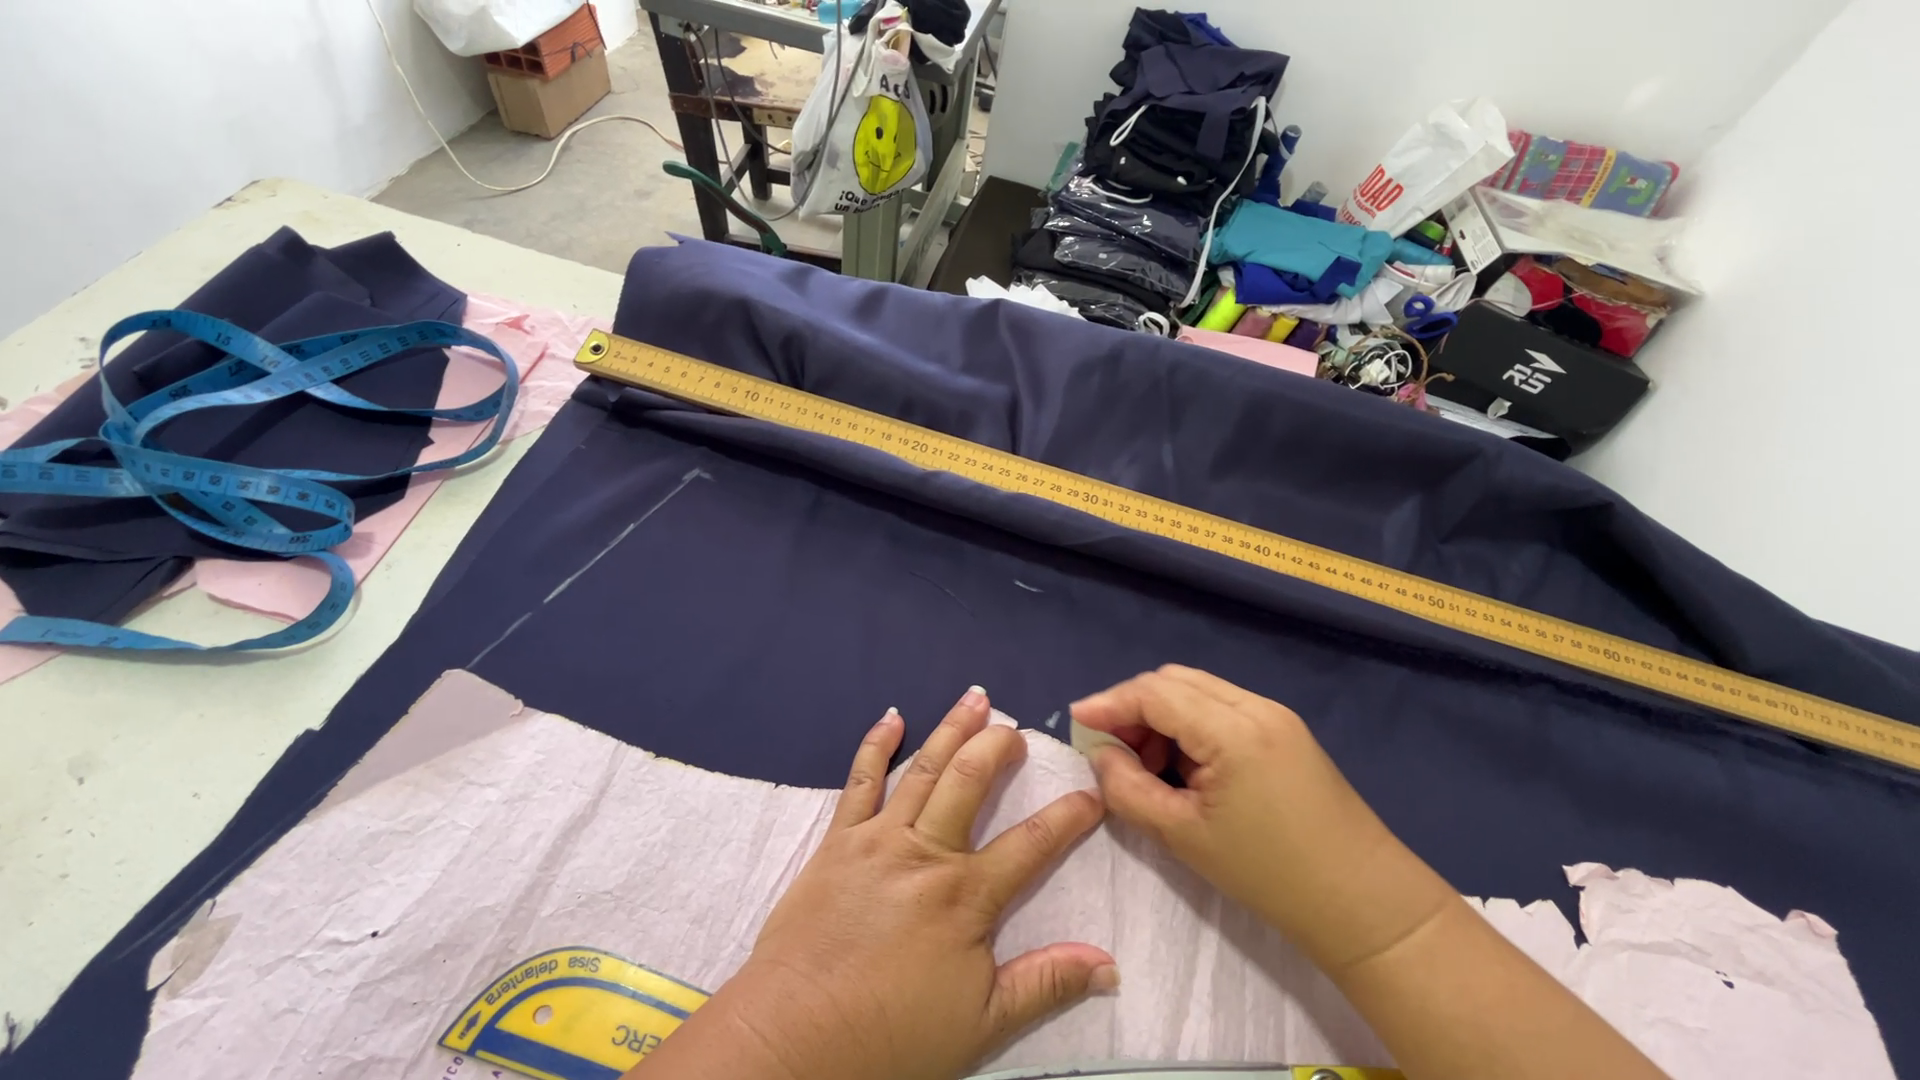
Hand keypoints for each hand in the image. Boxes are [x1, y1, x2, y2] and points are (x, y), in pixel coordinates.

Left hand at [632, 687, 1115, 1079]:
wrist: (795, 1036)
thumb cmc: (892, 1035)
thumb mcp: (982, 1024)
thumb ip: (1045, 984)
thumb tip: (1109, 962)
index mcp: (966, 896)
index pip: (1033, 845)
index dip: (1069, 817)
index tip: (1092, 794)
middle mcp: (926, 853)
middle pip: (970, 782)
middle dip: (1000, 748)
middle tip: (1020, 731)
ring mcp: (878, 840)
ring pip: (923, 769)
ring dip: (951, 729)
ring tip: (975, 697)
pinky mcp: (838, 841)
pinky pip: (859, 782)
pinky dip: (876, 745)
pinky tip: (891, 718)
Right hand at [1074, 665, 1452, 973]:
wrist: (1363, 902)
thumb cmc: (1268, 874)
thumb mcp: (1183, 836)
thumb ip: (1129, 789)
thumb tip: (1101, 754)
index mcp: (1232, 729)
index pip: (1154, 692)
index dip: (1109, 703)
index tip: (1075, 722)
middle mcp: (1255, 706)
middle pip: (1175, 680)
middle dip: (1133, 706)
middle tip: (1111, 750)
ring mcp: (1276, 715)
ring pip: (1198, 690)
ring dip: (1162, 714)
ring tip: (1146, 764)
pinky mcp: (1286, 731)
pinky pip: (1222, 708)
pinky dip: (1190, 724)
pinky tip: (1183, 764)